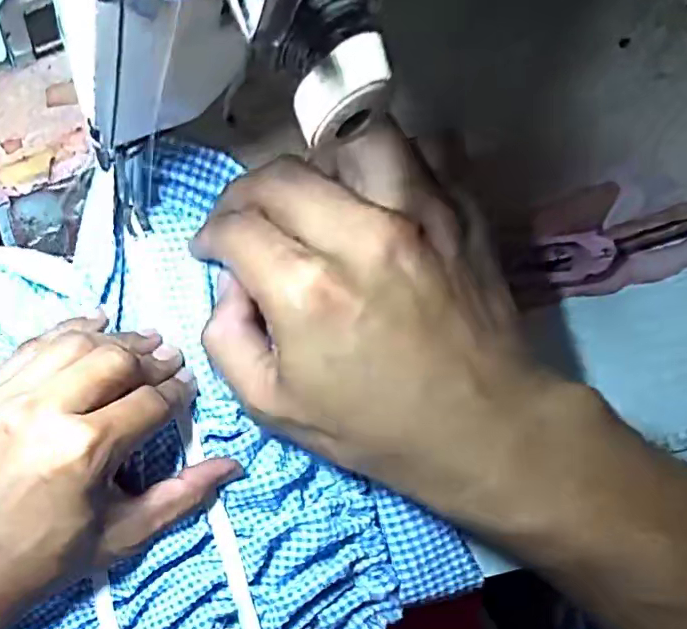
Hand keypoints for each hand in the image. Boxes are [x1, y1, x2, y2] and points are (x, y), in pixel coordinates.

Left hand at [0, 316, 241, 628]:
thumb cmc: (48, 560)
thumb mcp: (123, 535)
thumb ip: (181, 496)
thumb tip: (232, 465)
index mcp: (83, 451)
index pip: (146, 402)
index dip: (176, 392)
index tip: (189, 388)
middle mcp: (42, 411)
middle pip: (111, 360)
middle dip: (149, 357)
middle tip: (171, 358)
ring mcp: (4, 397)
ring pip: (71, 343)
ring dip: (112, 337)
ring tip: (139, 342)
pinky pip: (30, 348)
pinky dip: (65, 332)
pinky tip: (90, 324)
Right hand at [190, 120, 600, 529]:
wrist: (475, 427)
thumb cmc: (370, 429)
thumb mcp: (272, 408)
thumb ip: (227, 342)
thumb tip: (230, 286)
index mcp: (306, 292)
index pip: (237, 225)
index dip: (211, 234)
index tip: (210, 249)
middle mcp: (360, 235)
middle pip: (281, 174)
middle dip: (244, 194)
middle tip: (243, 222)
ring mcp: (420, 213)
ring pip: (350, 142)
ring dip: (315, 163)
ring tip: (311, 197)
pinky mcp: (461, 211)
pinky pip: (418, 151)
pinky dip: (382, 164)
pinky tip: (371, 197)